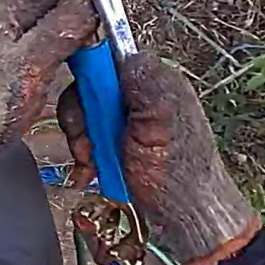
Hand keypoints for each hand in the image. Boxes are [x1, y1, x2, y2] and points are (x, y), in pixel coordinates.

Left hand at [0, 0, 96, 195]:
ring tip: (54, 78)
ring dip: (47, 55)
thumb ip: (63, 28)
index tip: (94, 34)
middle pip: (36, 12)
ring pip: (27, 37)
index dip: (76, 9)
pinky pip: (14, 58)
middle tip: (79, 60)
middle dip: (62, 33)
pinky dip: (31, 70)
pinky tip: (34, 89)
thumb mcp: (34, 63)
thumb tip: (88, 2)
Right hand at [59, 54, 259, 264]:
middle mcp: (137, 91)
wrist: (185, 216)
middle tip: (89, 144)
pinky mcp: (117, 138)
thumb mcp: (160, 118)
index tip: (87, 108)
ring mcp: (127, 116)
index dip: (87, 78)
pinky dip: (83, 152)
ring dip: (80, 139)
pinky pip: (87, 134)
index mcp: (151, 78)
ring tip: (91, 162)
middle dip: (80, 117)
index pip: (103, 55)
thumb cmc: (177, 171)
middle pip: (86, 86)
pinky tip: (90, 169)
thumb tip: (115, 47)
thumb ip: (141, 79)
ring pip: (82, 112)